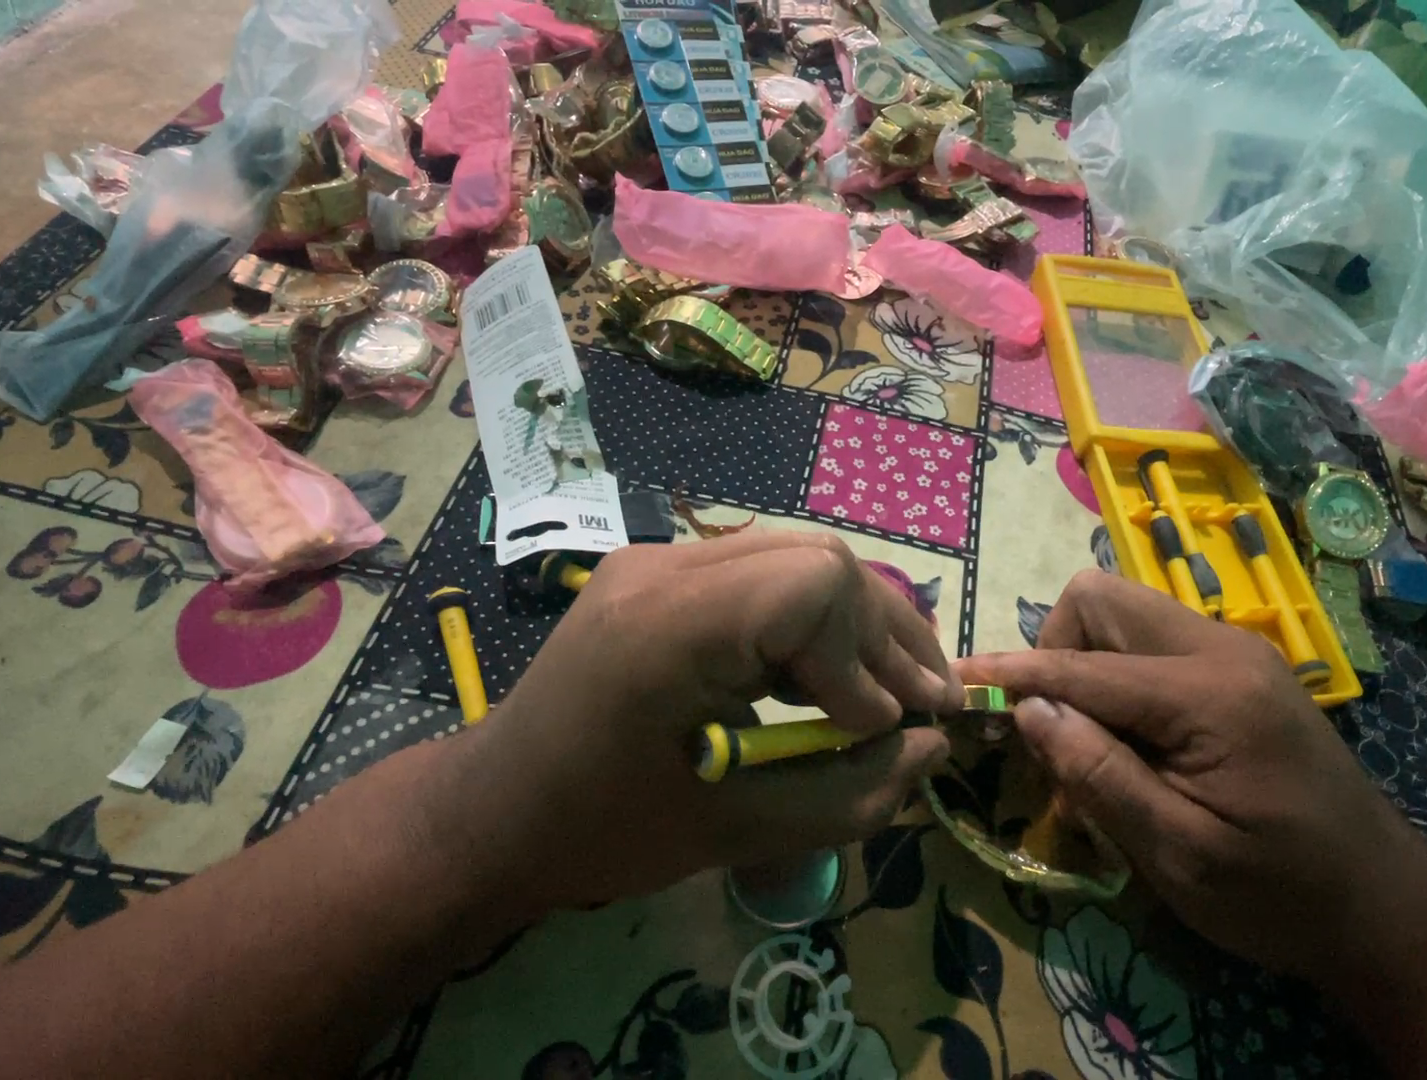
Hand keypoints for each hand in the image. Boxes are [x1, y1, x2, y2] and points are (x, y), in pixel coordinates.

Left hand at [438, 531, 958, 910]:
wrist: (495, 808)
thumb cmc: (600, 833)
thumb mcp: (734, 832)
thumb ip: (849, 792)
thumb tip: (932, 745)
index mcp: (669, 623)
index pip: (812, 585)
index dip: (868, 654)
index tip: (883, 729)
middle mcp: (665, 566)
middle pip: (816, 560)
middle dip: (883, 632)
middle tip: (928, 700)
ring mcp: (659, 560)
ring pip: (796, 559)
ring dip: (856, 623)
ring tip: (899, 685)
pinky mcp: (661, 573)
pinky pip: (762, 576)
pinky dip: (813, 622)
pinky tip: (833, 671)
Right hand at [954, 571, 1426, 981]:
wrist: (1385, 907)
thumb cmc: (1279, 894)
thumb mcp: (1178, 854)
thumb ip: (1097, 773)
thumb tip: (1025, 708)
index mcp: (1210, 696)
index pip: (1082, 667)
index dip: (1012, 675)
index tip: (956, 681)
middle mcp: (1220, 649)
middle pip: (1100, 599)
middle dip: (1054, 651)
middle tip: (1052, 726)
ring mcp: (1232, 651)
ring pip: (1120, 610)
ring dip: (1081, 660)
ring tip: (1085, 736)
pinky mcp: (1233, 666)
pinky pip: (1146, 639)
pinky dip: (1111, 672)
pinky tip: (1123, 736)